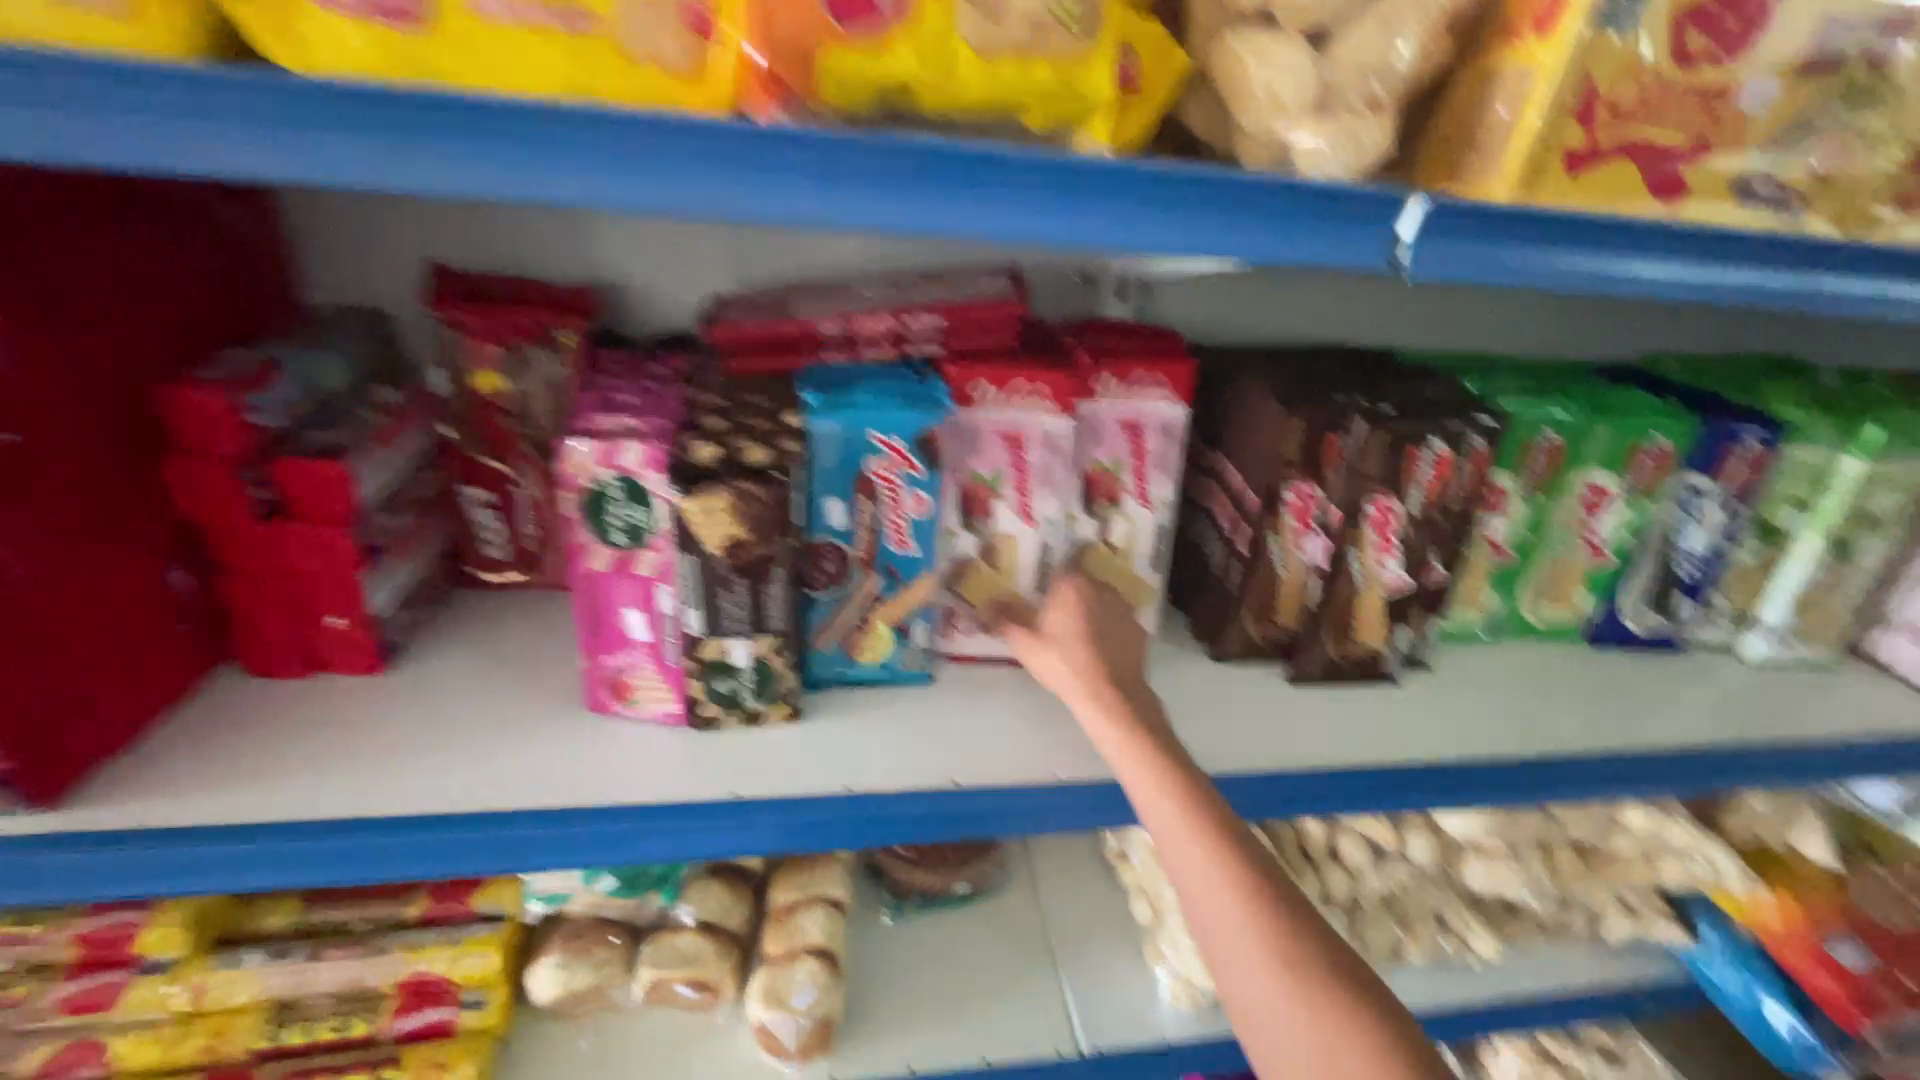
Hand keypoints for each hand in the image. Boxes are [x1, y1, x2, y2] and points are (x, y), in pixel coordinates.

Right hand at [996, 569, 1152, 715]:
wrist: (1108, 694)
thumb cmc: (1062, 662)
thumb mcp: (1024, 644)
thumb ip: (1005, 619)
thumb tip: (987, 604)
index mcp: (1071, 583)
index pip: (1060, 563)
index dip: (1050, 575)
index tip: (1043, 587)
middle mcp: (1100, 586)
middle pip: (1082, 581)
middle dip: (1070, 593)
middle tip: (1056, 612)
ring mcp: (1124, 605)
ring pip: (1102, 599)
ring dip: (1092, 608)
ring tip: (1079, 631)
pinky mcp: (1138, 626)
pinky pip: (1118, 619)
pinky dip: (1110, 627)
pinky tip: (1100, 646)